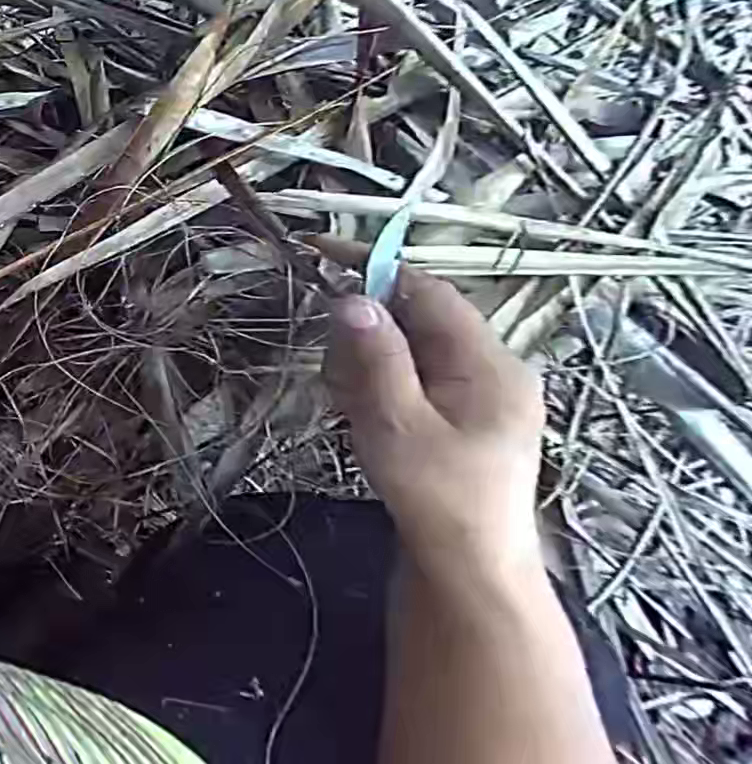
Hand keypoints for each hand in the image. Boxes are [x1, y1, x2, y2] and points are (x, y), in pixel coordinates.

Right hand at [318, 253, 545, 584]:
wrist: (465, 555)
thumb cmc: (432, 487)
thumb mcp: (393, 418)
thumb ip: (375, 355)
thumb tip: (351, 297)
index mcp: (486, 363)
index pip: (425, 289)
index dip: (372, 262)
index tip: (315, 248)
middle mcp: (488, 364)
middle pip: (408, 316)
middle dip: (359, 336)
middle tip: (339, 380)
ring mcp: (475, 384)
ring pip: (398, 342)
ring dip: (361, 363)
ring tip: (354, 407)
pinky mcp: (458, 402)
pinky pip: (403, 368)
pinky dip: (371, 380)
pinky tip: (364, 412)